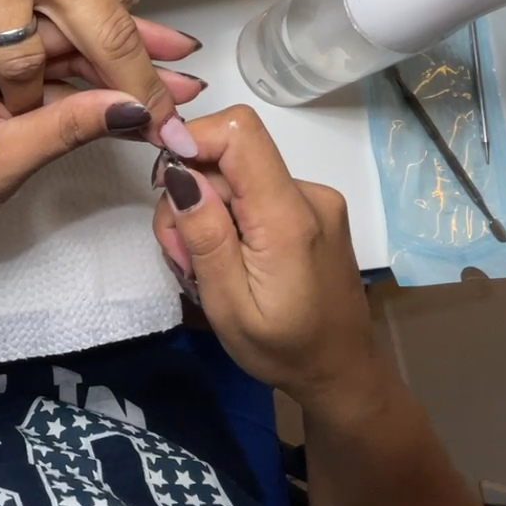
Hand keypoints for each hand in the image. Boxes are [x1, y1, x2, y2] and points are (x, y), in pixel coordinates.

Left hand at [0, 18, 204, 270]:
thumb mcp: (7, 157)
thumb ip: (70, 125)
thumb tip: (138, 104)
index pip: (66, 33)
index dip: (126, 49)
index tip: (176, 60)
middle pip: (72, 43)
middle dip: (132, 57)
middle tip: (188, 66)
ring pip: (67, 68)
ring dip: (117, 81)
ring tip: (175, 88)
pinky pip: (52, 89)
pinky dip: (90, 99)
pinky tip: (128, 106)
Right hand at [149, 106, 379, 410]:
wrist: (342, 373)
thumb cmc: (284, 350)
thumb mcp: (229, 305)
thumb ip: (205, 236)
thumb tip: (178, 172)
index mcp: (288, 217)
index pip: (239, 133)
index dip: (192, 138)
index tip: (164, 181)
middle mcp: (307, 194)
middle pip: (226, 158)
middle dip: (187, 197)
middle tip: (183, 256)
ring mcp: (311, 199)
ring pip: (232, 176)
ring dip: (203, 213)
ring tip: (203, 266)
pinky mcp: (308, 208)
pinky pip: (250, 192)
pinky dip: (226, 218)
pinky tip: (227, 259)